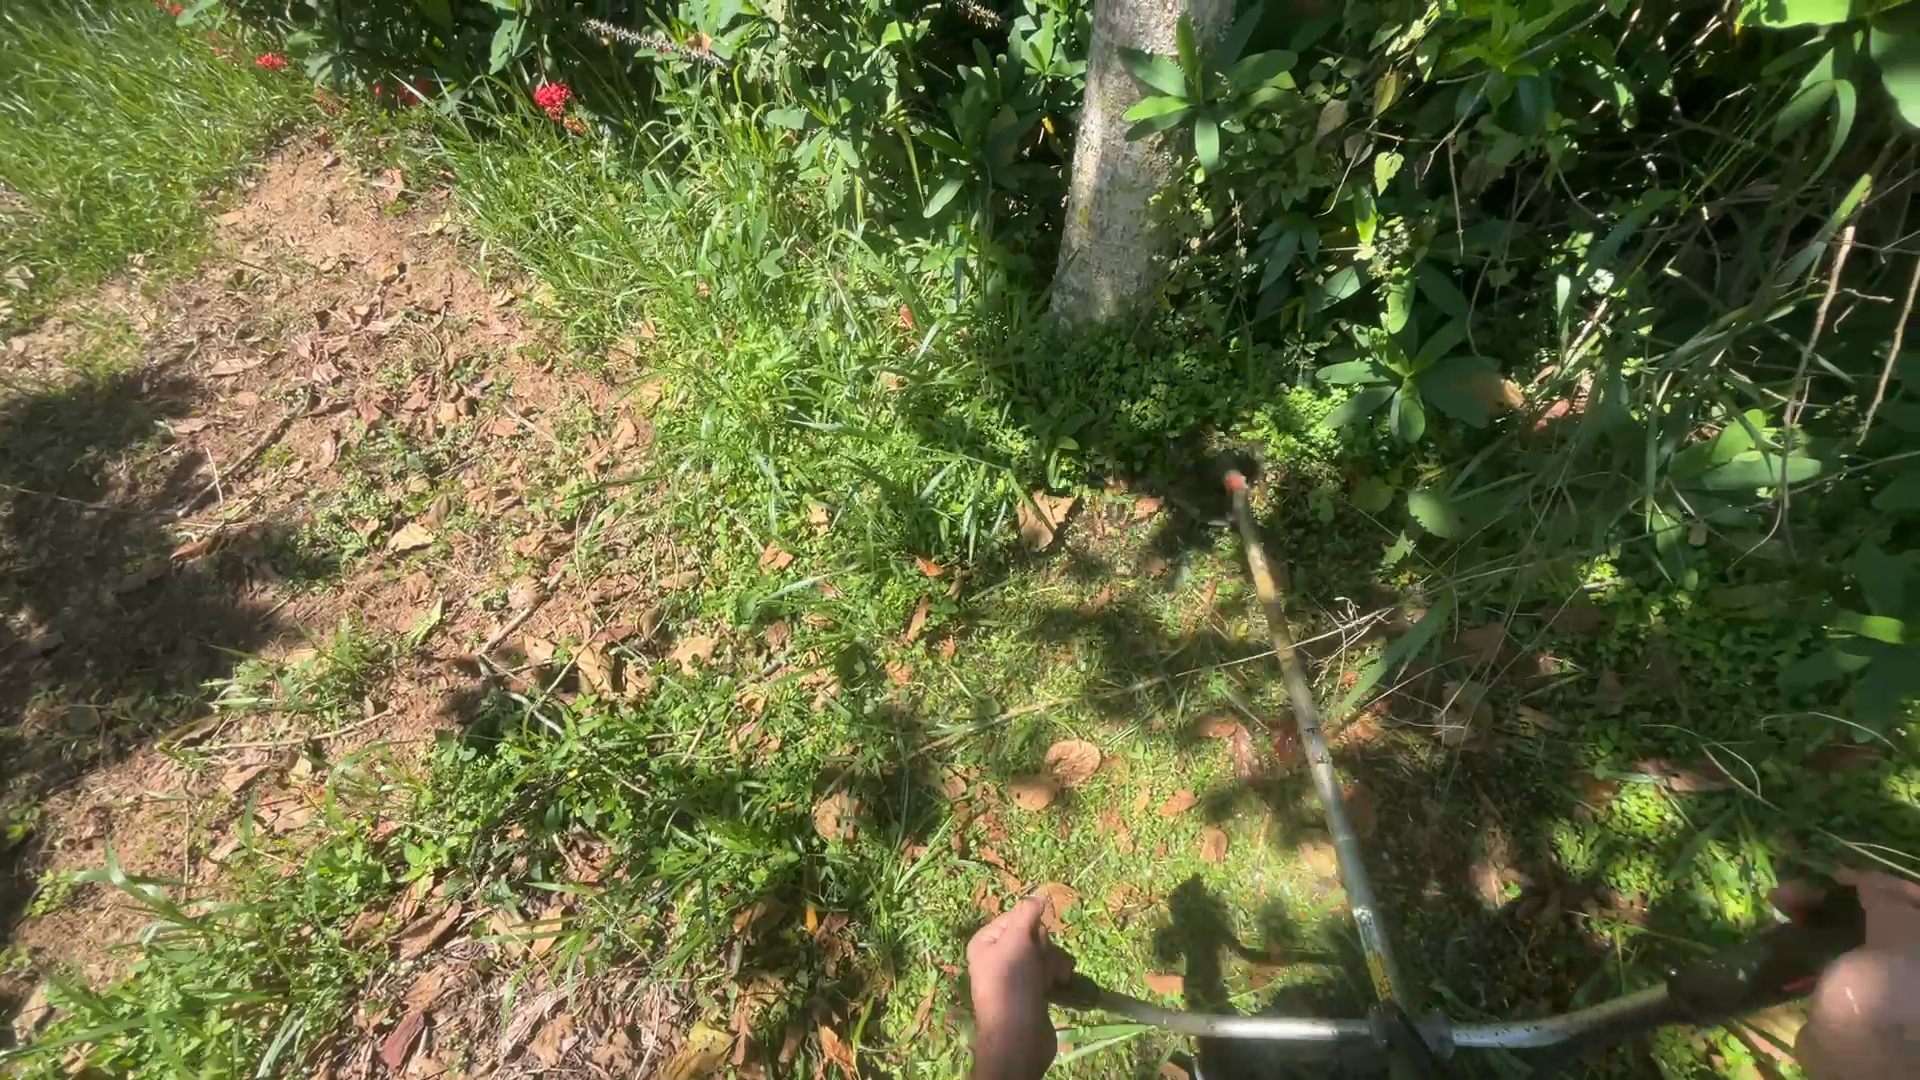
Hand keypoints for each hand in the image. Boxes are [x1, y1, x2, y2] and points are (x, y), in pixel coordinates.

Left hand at [967, 894, 1075, 1079]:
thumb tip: (1037, 895)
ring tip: (1054, 978)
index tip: (1031, 941)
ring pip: (1045, 952)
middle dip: (1044, 947)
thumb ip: (1026, 913)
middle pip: (1033, 935)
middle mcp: (1000, 956)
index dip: (1029, 927)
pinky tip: (1061, 984)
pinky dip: (1058, 974)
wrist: (1019, 1040)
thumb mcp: (1016, 941)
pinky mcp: (1034, 991)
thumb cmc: (1012, 985)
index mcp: (987, 942)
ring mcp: (1018, 975)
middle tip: (1040, 962)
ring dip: (1054, 962)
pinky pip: (1050, 970)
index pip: (1015, 917)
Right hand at [1776, 871, 1919, 1078]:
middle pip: (1881, 916)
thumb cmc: (1895, 996)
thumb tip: (1869, 879)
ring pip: (1850, 930)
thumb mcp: (1903, 942)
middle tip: (1799, 891)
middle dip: (1836, 897)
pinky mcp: (1850, 988)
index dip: (1884, 885)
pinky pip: (1830, 949)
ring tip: (1780, 902)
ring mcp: (1883, 978)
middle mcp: (1911, 963)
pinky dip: (1805, 933)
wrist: (1868, 1058)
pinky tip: (1781, 927)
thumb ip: (1891, 904)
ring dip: (1812, 910)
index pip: (1917, 903)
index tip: (1842, 876)